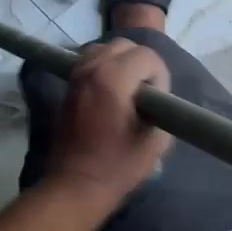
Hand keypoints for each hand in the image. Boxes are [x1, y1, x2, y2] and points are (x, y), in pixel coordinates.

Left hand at [43, 39, 172, 199]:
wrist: (75, 185)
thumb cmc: (118, 166)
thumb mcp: (155, 140)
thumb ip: (163, 109)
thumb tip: (160, 97)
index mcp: (113, 79)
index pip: (147, 56)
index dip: (159, 76)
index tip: (159, 101)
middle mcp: (91, 69)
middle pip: (125, 45)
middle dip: (141, 63)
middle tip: (146, 93)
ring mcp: (76, 76)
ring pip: (105, 49)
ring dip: (121, 62)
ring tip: (128, 89)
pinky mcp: (68, 87)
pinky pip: (90, 61)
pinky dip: (104, 68)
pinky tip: (112, 92)